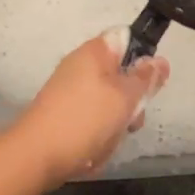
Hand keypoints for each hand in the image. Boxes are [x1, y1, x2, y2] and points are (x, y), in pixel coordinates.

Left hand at [8, 30, 168, 184]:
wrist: (35, 156)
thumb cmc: (85, 119)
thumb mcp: (124, 98)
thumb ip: (145, 79)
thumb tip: (159, 61)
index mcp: (94, 51)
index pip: (127, 38)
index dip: (143, 57)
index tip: (150, 81)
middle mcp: (81, 65)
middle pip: (120, 75)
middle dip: (131, 100)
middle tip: (131, 119)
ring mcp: (70, 90)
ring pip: (109, 101)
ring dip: (116, 123)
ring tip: (109, 139)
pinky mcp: (63, 114)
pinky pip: (92, 119)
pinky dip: (98, 135)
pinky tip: (93, 150)